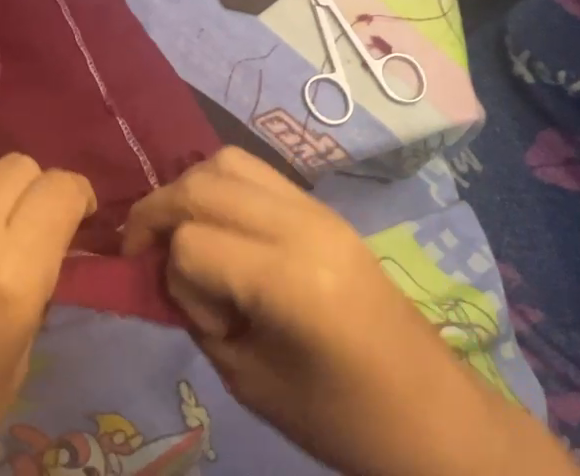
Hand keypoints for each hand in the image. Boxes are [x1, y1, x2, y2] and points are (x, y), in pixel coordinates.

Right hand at [125, 147, 579, 475]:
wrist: (434, 418)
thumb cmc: (340, 417)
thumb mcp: (249, 378)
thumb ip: (196, 316)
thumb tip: (165, 270)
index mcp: (290, 280)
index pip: (191, 242)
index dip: (175, 279)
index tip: (197, 320)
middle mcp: (303, 227)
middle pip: (200, 185)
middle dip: (157, 213)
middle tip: (145, 252)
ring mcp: (318, 210)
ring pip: (225, 161)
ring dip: (189, 191)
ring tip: (182, 231)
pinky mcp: (324, 209)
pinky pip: (254, 171)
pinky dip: (220, 187)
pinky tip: (219, 226)